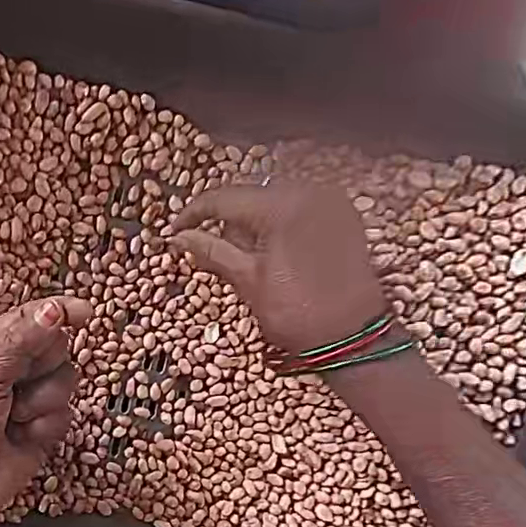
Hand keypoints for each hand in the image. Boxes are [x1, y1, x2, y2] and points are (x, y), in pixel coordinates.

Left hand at [0, 296, 94, 521]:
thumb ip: (20, 342)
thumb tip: (54, 311)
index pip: (32, 318)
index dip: (58, 312)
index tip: (83, 312)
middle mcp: (13, 369)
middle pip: (57, 347)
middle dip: (41, 367)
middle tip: (14, 385)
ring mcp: (31, 398)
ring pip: (66, 380)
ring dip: (41, 400)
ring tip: (12, 417)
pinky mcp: (44, 426)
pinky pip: (66, 413)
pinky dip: (45, 426)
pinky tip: (22, 436)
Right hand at [167, 182, 386, 353]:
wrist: (351, 335)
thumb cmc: (295, 312)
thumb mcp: (246, 280)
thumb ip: (211, 250)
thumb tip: (178, 237)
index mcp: (282, 206)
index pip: (224, 198)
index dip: (193, 214)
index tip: (174, 230)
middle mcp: (309, 192)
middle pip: (249, 195)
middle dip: (226, 221)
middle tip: (209, 251)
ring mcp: (329, 201)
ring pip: (273, 200)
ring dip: (251, 223)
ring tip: (245, 259)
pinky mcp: (342, 215)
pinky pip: (298, 208)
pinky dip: (277, 224)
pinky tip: (271, 253)